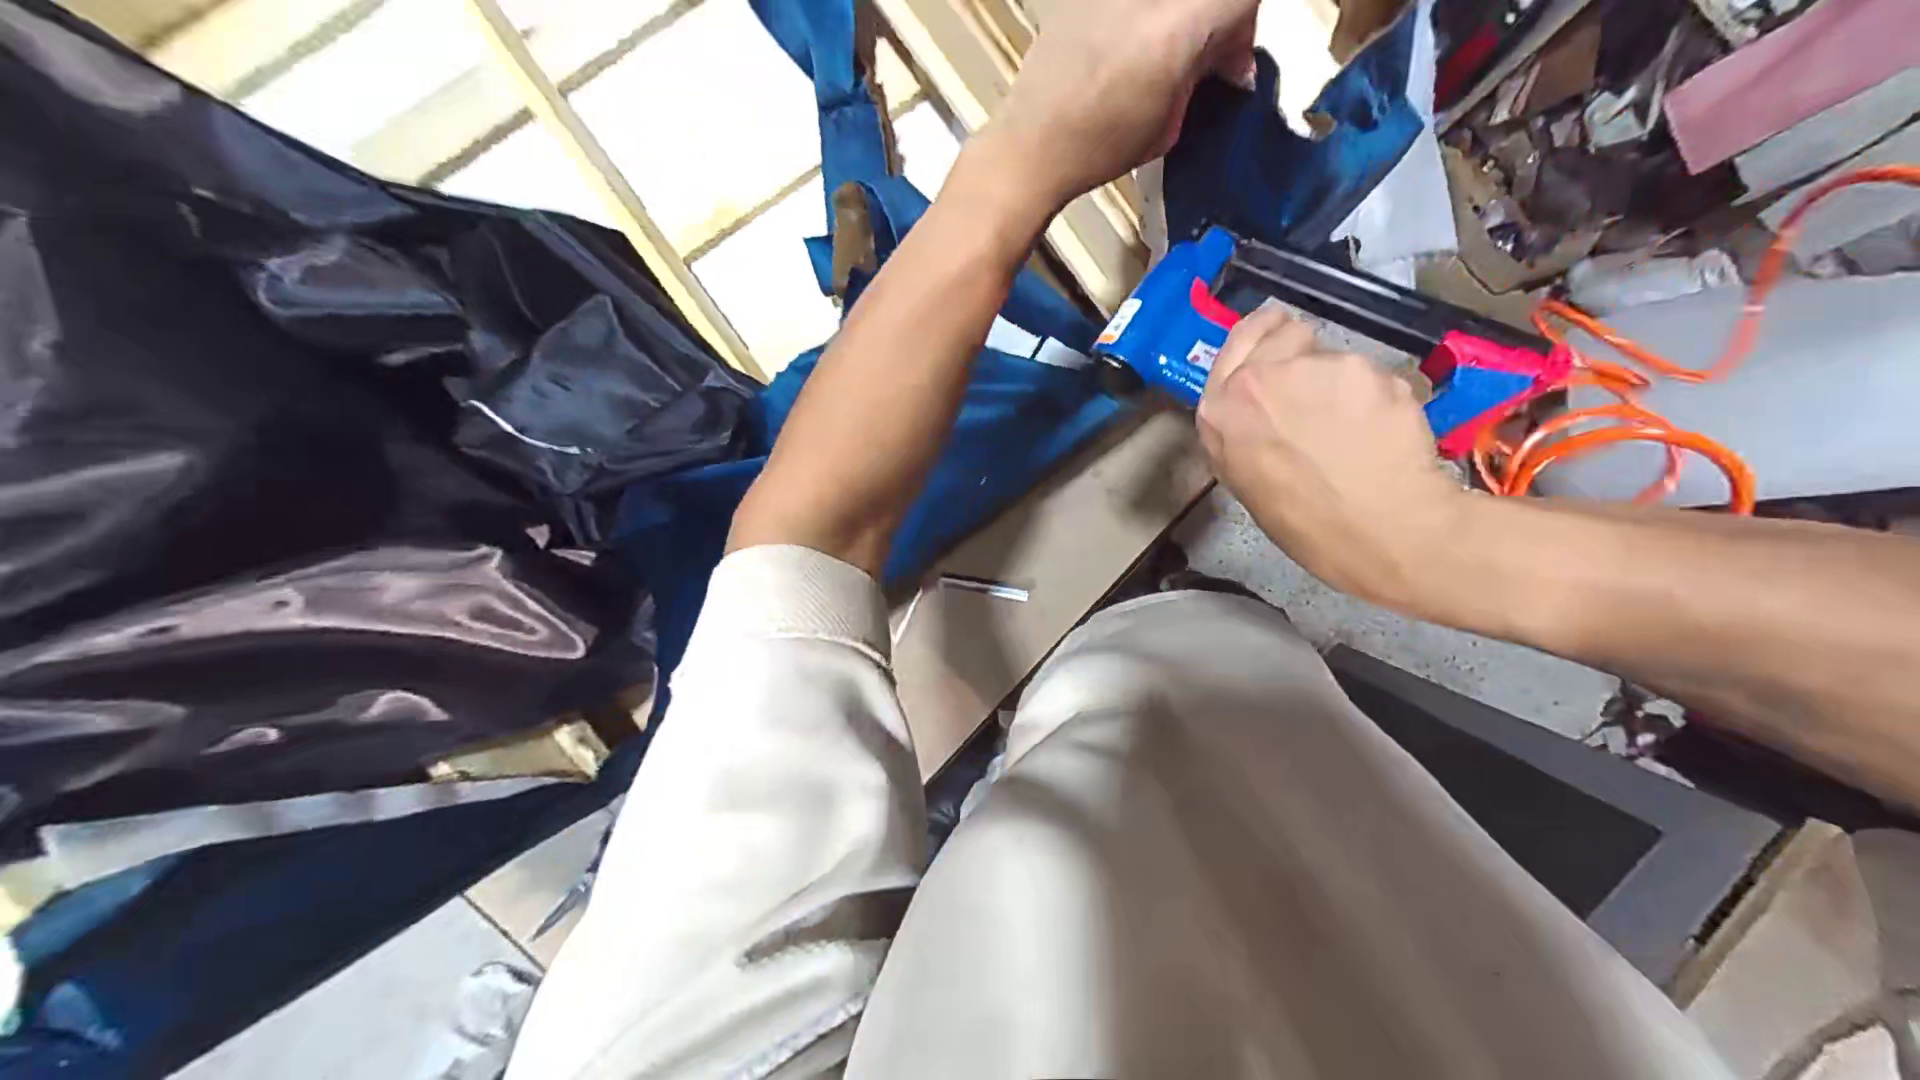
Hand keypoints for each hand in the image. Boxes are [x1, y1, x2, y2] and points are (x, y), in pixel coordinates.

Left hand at [979, 0, 1256, 209]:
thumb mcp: (1167, 124)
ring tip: (1155, 51)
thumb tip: (1225, 59)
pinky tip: (1122, 43)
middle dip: (1210, 17)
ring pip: (1164, 2)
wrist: (1031, 146)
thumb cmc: (1100, 147)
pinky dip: (1139, 18)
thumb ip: (1200, 76)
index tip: (1227, 62)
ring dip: (1171, 18)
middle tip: (1197, 55)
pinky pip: (1125, 7)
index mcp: (1178, 25)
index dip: (1242, 27)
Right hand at [1195, 302, 1470, 605]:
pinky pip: (1370, 371)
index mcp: (1218, 411)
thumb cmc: (1305, 522)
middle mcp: (1257, 379)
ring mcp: (1313, 369)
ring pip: (1329, 353)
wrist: (1380, 531)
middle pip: (1281, 332)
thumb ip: (1240, 427)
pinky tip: (1379, 428)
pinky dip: (1375, 393)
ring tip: (1350, 425)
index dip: (1260, 338)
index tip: (1277, 341)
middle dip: (1299, 352)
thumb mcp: (1241, 476)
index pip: (1237, 342)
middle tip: (1317, 388)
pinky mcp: (1365, 369)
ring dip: (1337, 378)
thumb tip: (1257, 410)